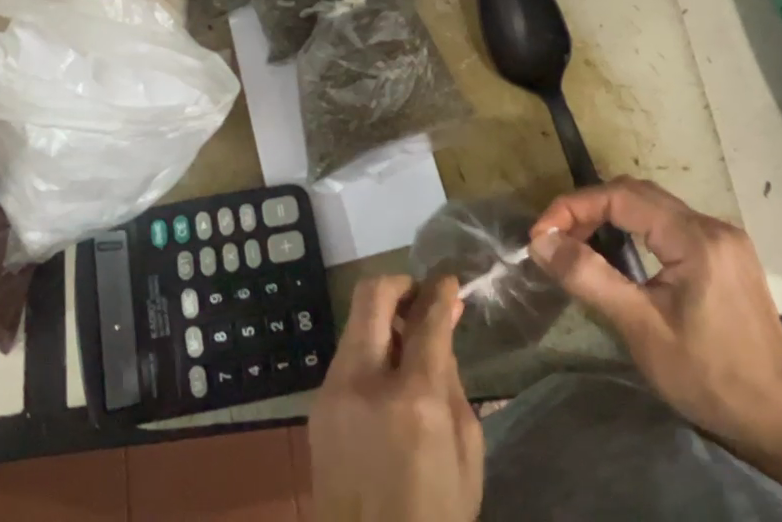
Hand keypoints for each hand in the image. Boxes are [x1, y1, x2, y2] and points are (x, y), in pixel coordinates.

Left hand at [308, 275, 482, 521]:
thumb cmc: (436, 512)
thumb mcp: (466, 451)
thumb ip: (452, 382)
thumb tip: (444, 327)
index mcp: (414, 400)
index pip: (427, 320)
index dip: (441, 293)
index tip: (449, 282)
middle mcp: (364, 383)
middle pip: (372, 297)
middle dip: (400, 284)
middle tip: (421, 294)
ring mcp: (331, 393)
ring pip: (354, 326)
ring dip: (383, 320)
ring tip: (410, 342)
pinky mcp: (315, 407)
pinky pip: (345, 359)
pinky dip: (369, 352)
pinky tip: (386, 377)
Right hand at [529, 177, 781, 457]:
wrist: (779, 421)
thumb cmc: (707, 377)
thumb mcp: (640, 327)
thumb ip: (589, 276)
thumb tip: (541, 242)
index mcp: (696, 238)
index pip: (621, 196)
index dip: (572, 208)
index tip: (540, 237)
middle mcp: (714, 227)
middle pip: (637, 194)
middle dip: (588, 209)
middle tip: (554, 241)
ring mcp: (725, 242)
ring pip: (654, 208)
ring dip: (610, 217)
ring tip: (576, 245)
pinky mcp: (727, 258)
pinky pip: (671, 226)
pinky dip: (635, 230)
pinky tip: (618, 255)